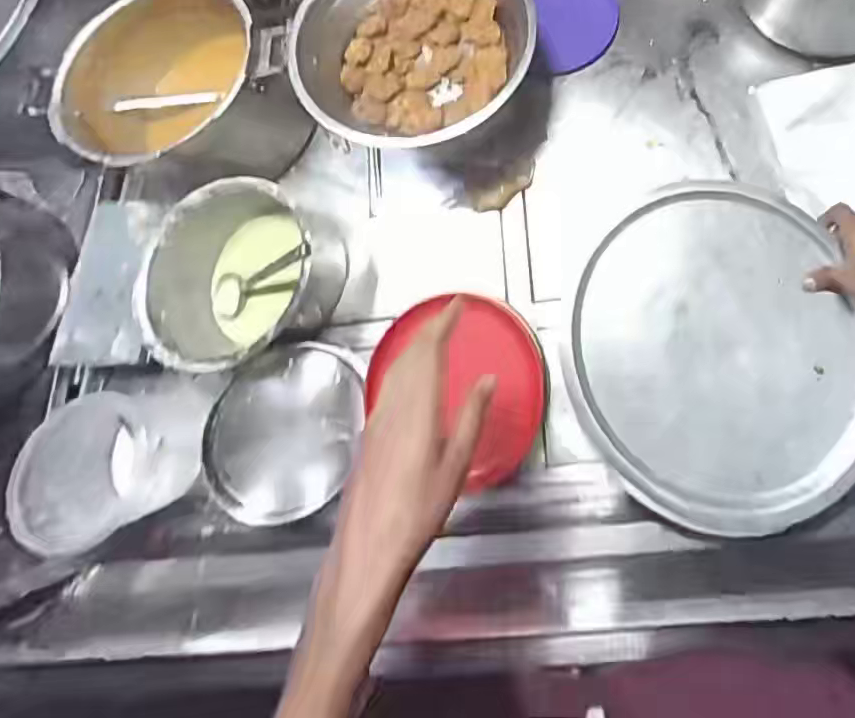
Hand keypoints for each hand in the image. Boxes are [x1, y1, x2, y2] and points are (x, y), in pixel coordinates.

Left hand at [280, 300, 494, 717]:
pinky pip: (389, 384)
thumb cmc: (419, 512)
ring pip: (396, 368)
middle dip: (430, 328)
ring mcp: (377, 420)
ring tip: (435, 335)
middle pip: (409, 355)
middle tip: (450, 315)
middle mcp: (393, 407)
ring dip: (416, 344)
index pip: (428, 353)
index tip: (457, 305)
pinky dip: (405, 365)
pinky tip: (411, 374)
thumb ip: (472, 417)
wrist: (367, 550)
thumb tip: (487, 379)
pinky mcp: (371, 433)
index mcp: (417, 411)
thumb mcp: (457, 466)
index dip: (442, 324)